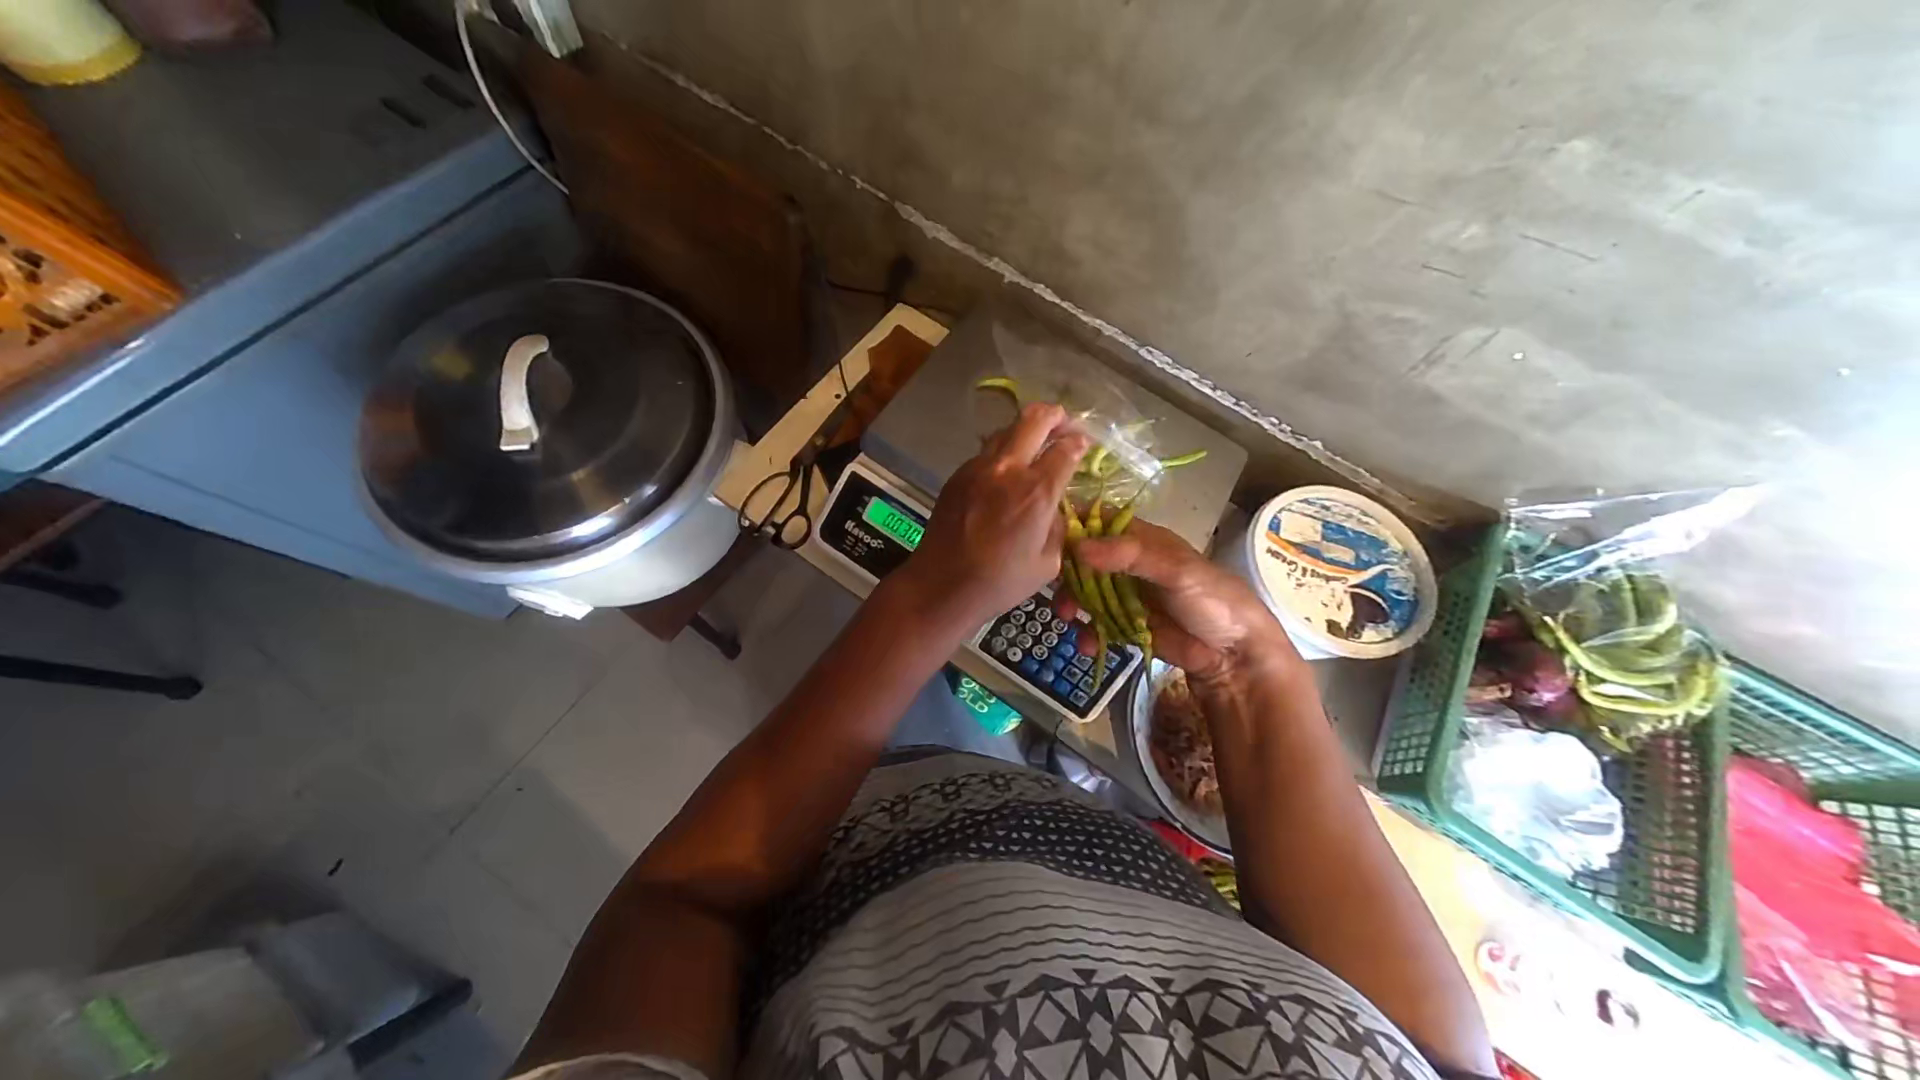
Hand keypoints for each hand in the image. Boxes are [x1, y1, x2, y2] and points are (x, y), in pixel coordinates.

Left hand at [897, 403, 1088, 628]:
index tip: (1084, 444)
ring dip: (1026, 430)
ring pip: (1006, 430)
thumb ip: (1057, 527)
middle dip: (1055, 416)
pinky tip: (1006, 470)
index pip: (1065, 450)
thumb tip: (1055, 509)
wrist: (941, 584)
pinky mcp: (958, 475)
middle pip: (1034, 419)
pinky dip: (1002, 451)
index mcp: (1036, 492)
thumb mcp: (1047, 563)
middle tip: (1063, 422)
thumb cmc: (999, 582)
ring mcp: (978, 468)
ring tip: (1035, 441)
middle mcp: (1008, 470)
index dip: (1079, 443)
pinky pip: (986, 451)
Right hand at [1075, 521, 1305, 689]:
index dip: (1072, 525)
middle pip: (1084, 560)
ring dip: (1073, 604)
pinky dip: (1088, 634)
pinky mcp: (1127, 626)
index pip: (1099, 522)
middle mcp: (1129, 564)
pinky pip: (1097, 626)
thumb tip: (1079, 547)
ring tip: (1068, 617)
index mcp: (1141, 540)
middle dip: (1066, 573)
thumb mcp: (1175, 570)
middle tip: (1054, 587)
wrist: (1236, 654)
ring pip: (1086, 593)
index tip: (1043, 535)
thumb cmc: (1212, 598)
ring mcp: (1127, 596)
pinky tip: (1089, 644)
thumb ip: (1129, 556)